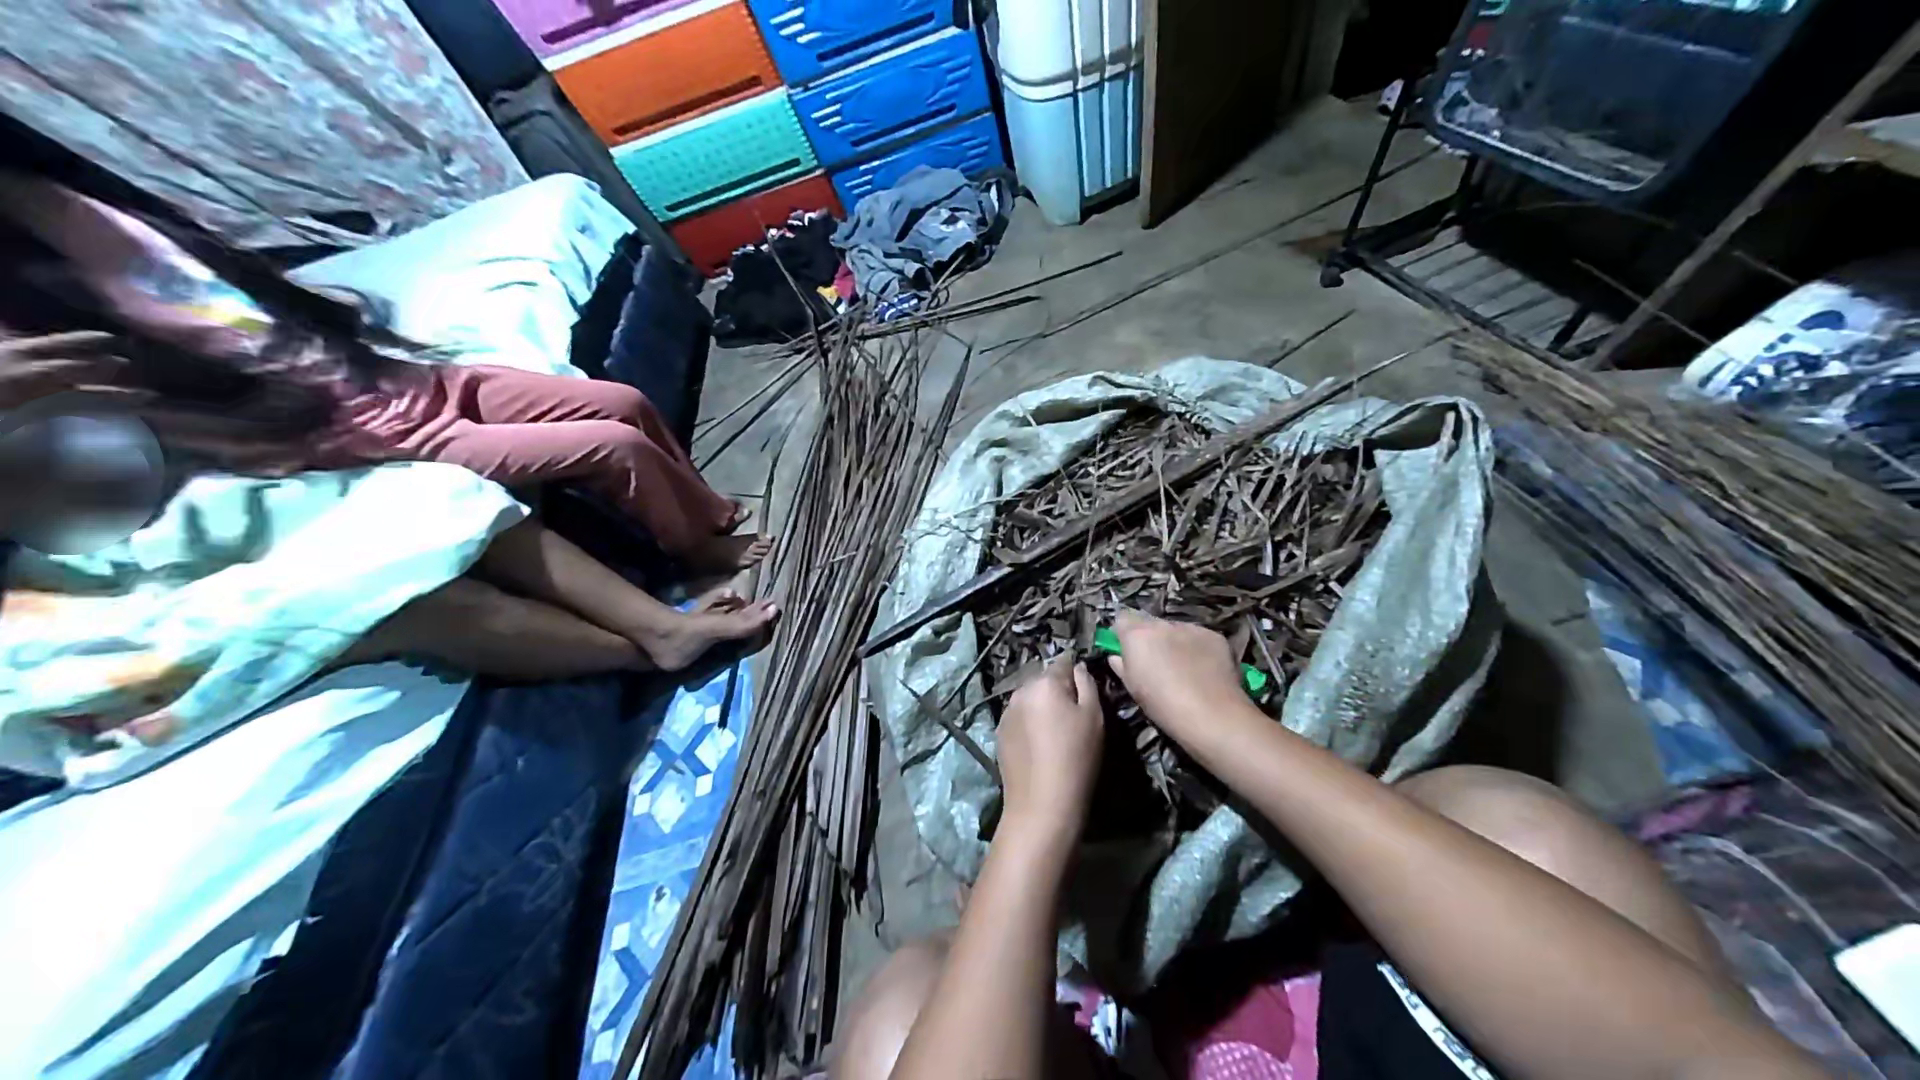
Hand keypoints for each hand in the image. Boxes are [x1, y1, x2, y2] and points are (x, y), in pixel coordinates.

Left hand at [996, 655, 1104, 842]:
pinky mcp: (999, 732)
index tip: (1086, 692)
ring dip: (1042, 707)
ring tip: (1055, 733)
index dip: (1077, 673)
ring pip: (1030, 699)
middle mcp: (1020, 691)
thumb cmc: (1076, 758)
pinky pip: (1019, 717)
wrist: (1042, 803)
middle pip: (1044, 680)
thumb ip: (1086, 684)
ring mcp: (1006, 712)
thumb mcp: (1094, 717)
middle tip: (1074, 717)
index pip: (1063, 662)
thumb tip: (1077, 667)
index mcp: (1044, 682)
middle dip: (1057, 690)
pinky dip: (1029, 723)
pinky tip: (1039, 746)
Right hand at [1106, 610, 1245, 736]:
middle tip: (1155, 661)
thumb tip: (1117, 657)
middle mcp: (1162, 625)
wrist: (1212, 714)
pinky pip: (1198, 636)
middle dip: (1149, 637)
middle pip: (1150, 623)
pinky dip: (1196, 647)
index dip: (1123, 633)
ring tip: (1182, 667)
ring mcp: (1191, 628)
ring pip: (1175, 629)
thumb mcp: (1133, 689)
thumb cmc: (1162, 705)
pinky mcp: (1214, 636)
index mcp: (1137, 635)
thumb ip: (1121, 666)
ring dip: (1173, 641)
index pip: (1122, 618)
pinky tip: (1202, 668)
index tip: (1126, 648)